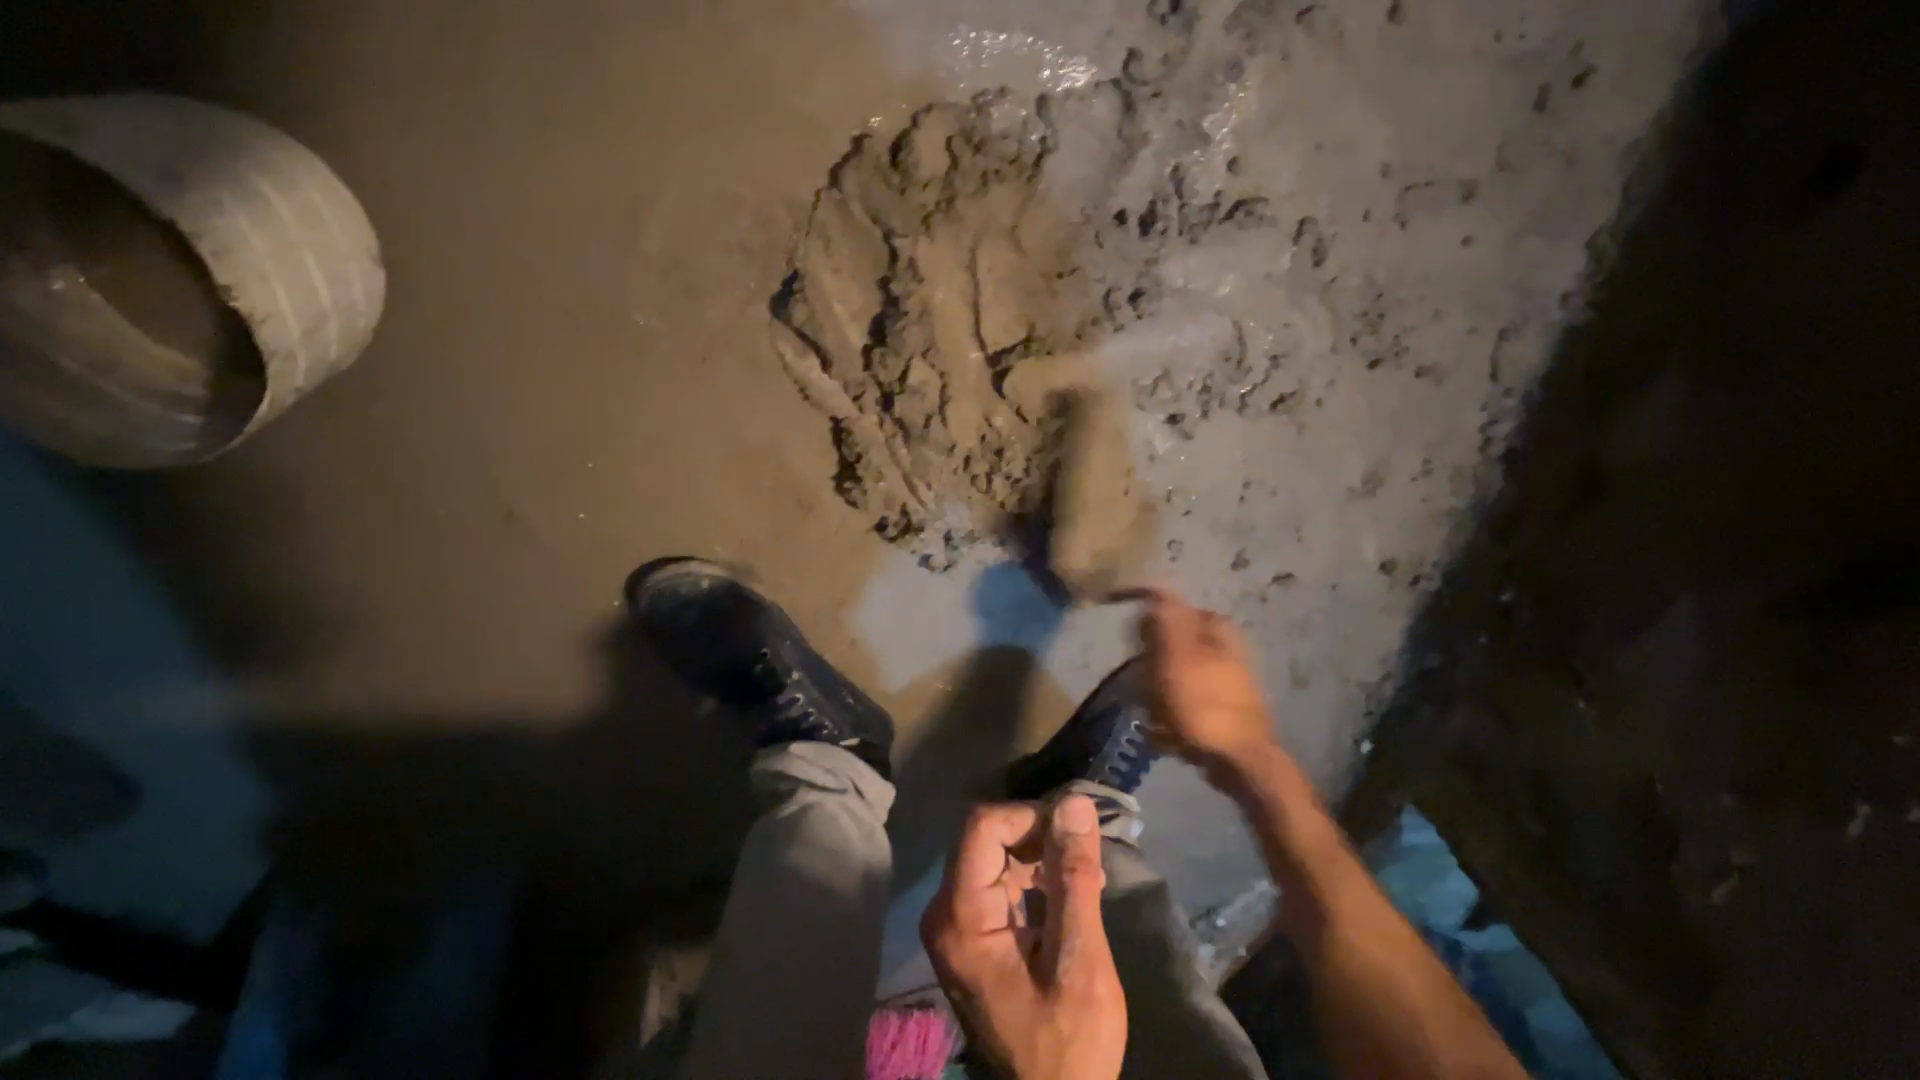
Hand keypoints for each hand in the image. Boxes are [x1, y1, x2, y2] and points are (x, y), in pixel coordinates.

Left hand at [921, 796, 1125, 1079]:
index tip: (1075, 834)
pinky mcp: (970, 937)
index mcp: (961, 917)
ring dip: (1040, 859)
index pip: (982, 826)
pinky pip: (997, 885)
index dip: (1030, 818)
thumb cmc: (1068, 1040)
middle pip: (986, 840)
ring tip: (1087, 879)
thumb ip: (1073, 877)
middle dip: (1039, 838)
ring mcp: (954, 926)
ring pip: (994, 858)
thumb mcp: (1080, 960)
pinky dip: (1033, 881)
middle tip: (1088, 860)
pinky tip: (1071, 897)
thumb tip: (1074, 803)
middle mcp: (945, 913)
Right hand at [1137, 588, 1277, 776]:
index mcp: (1214, 626)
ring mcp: (1223, 679)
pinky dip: (1170, 719)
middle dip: (1148, 669)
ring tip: (1156, 718)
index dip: (1142, 622)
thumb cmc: (1203, 704)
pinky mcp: (1220, 709)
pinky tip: (1168, 736)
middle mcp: (1223, 646)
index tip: (1126, 644)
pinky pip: (1180, 706)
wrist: (1239, 762)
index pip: (1167, 607)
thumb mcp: (1177, 654)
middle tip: (1145, 690)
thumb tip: (1153, 588)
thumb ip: (1165, 618)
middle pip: (1165, 646)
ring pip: (1170, 678)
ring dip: (1156, 698)